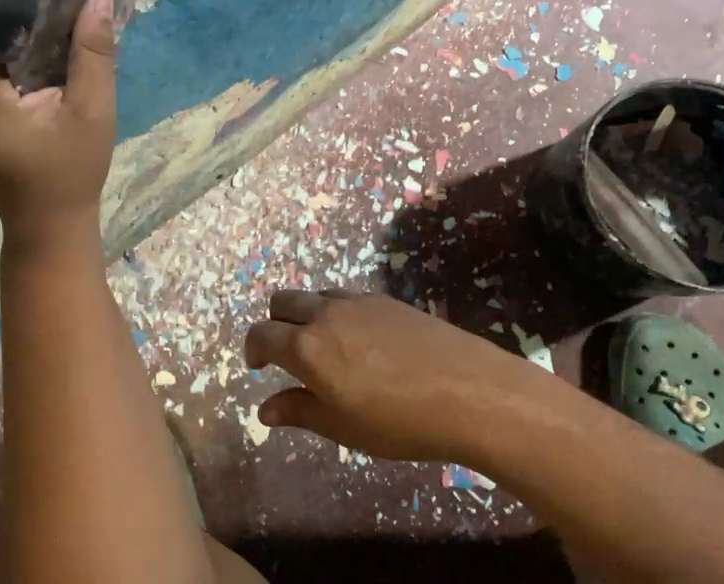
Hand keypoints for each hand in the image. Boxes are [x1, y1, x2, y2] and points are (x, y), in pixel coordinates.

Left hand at [0, 0, 117, 249]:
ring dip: (32, 51)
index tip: (75, 3)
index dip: (43, 16)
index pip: (5, 29)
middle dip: (38, 34)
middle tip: (78, 22)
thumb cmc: (71, 172)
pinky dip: (22, 70)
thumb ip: (92, 50)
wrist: (49, 227)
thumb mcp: (91, 109)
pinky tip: (51, 68)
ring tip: (70, 41)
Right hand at [244, 289, 536, 461]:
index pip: (261, 334)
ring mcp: (358, 302)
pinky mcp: (387, 300)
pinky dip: (337, 313)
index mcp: (306, 347)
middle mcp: (325, 314)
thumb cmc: (399, 422)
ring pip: (315, 296)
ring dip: (306, 315)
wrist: (470, 392)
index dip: (253, 349)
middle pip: (283, 302)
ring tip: (325, 348)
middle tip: (287, 355)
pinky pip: (346, 298)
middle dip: (275, 324)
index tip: (258, 368)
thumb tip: (264, 408)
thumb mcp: (343, 428)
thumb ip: (299, 411)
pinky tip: (361, 343)